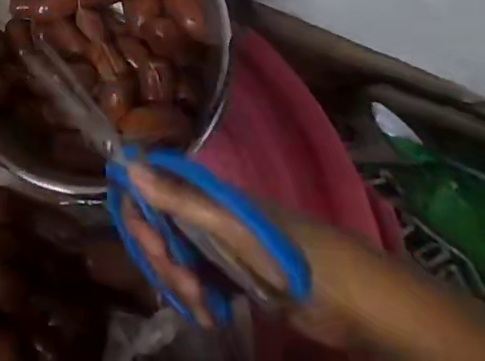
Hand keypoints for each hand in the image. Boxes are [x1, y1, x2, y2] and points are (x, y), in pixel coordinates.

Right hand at [119, 163, 354, 345]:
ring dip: (179, 283)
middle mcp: (205, 211)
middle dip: (162, 261)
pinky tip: (208, 316)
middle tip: (186, 289)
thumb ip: (180, 199)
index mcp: (203, 191)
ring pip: (175, 256)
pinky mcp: (233, 273)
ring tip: (202, 309)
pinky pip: (197, 279)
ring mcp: (219, 242)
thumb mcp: (232, 228)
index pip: (150, 188)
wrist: (357, 301)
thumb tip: (128, 167)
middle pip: (158, 227)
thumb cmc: (293, 255)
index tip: (152, 248)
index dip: (139, 215)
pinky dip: (196, 298)